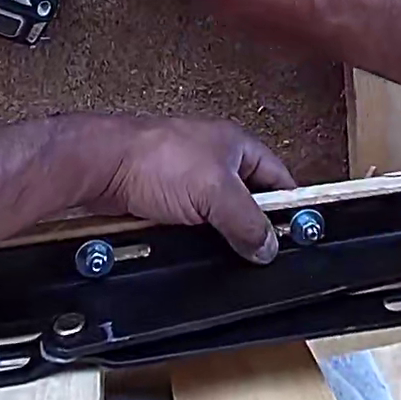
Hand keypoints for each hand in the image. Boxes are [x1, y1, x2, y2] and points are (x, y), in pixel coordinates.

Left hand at [55, 114, 297, 261]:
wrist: (103, 166)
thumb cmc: (156, 158)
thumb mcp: (215, 192)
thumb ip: (248, 220)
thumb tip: (268, 245)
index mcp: (236, 145)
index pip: (278, 175)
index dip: (289, 203)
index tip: (296, 233)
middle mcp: (216, 158)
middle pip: (250, 197)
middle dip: (254, 224)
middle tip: (262, 252)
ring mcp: (190, 177)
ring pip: (220, 213)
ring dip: (223, 232)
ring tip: (230, 254)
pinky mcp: (168, 197)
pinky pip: (194, 221)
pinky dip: (198, 236)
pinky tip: (200, 250)